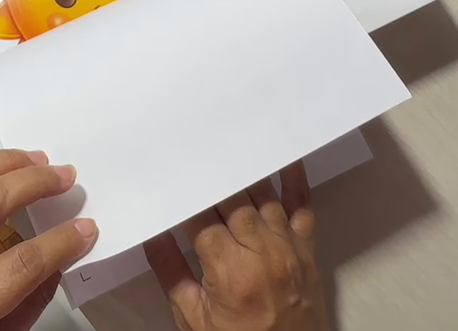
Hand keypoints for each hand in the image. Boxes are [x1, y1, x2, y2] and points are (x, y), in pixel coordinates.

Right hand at [142, 163, 324, 330]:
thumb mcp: (193, 318)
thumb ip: (169, 270)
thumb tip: (150, 228)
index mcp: (231, 272)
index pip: (200, 217)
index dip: (183, 193)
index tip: (165, 172)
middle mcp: (263, 254)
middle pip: (232, 199)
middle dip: (209, 176)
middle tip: (189, 150)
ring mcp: (288, 249)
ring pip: (262, 195)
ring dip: (242, 171)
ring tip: (223, 144)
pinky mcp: (307, 250)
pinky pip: (302, 205)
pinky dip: (294, 179)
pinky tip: (283, 154)